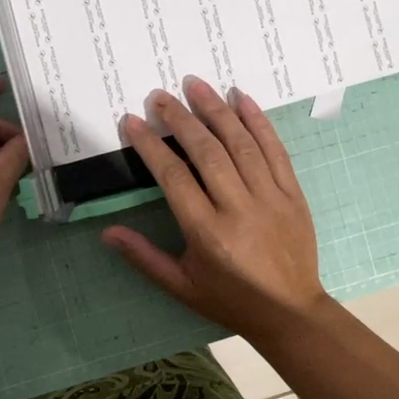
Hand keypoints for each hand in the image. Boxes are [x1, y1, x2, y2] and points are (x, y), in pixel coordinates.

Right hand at [102, 76, 329, 345]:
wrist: (292, 313)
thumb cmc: (229, 300)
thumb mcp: (180, 286)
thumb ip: (143, 256)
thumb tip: (106, 232)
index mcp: (208, 233)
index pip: (174, 177)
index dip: (151, 146)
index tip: (133, 121)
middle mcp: (239, 209)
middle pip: (207, 152)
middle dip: (180, 119)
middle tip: (159, 96)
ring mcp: (270, 198)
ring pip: (241, 144)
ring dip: (216, 110)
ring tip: (194, 84)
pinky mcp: (292, 194)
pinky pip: (275, 150)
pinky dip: (258, 122)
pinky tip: (241, 98)